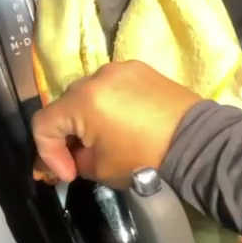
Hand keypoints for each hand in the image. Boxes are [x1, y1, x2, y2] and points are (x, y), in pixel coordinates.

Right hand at [31, 60, 201, 186]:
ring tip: (101, 139)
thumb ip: (74, 161)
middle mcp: (95, 77)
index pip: (42, 123)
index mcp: (82, 101)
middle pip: (64, 107)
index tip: (67, 174)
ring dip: (85, 117)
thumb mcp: (101, 169)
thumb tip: (68, 160)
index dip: (47, 152)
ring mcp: (118, 69)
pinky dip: (107, 104)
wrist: (198, 143)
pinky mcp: (138, 68)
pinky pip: (110, 86)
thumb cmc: (146, 158)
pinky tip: (121, 122)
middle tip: (78, 160)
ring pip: (86, 94)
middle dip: (66, 136)